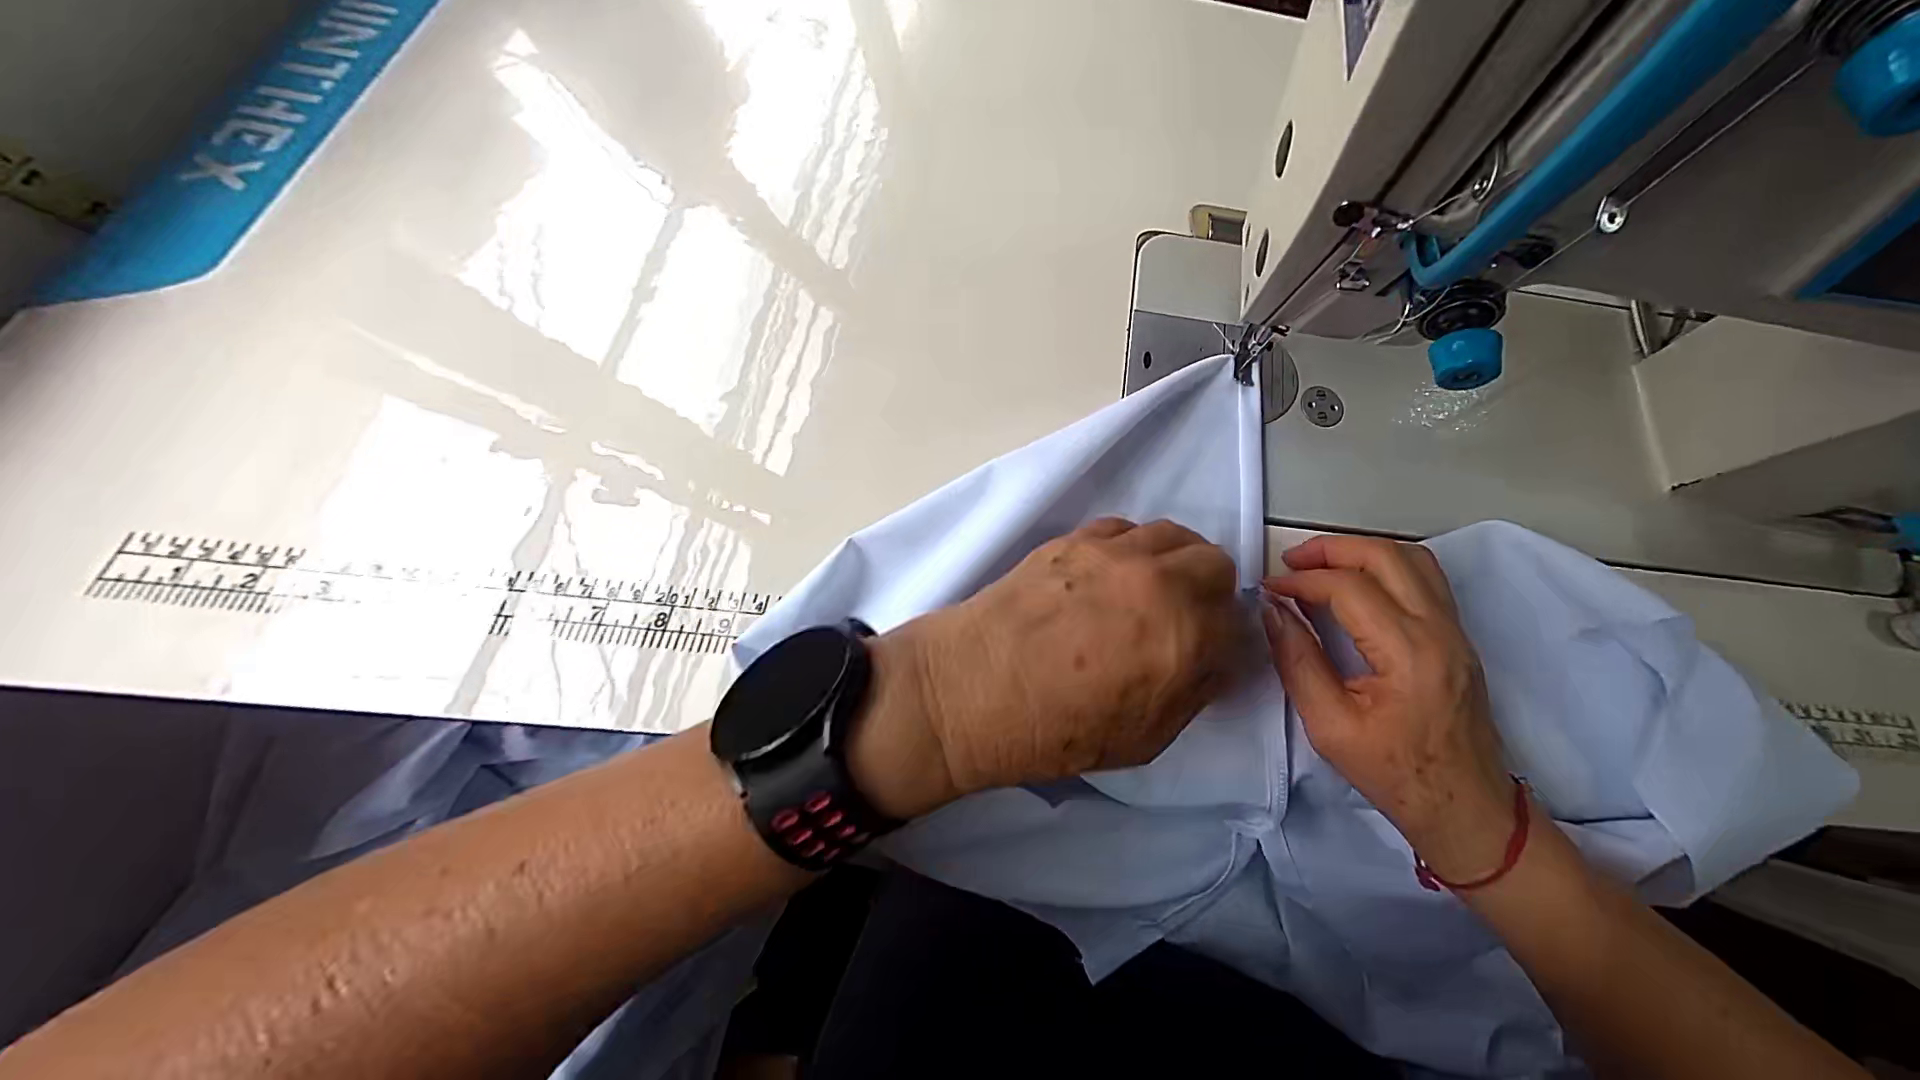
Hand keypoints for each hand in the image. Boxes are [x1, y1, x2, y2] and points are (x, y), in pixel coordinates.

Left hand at [848, 517, 1243, 818]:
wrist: (972, 691)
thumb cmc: (1057, 731)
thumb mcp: (1146, 738)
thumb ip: (1194, 690)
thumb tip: (1214, 658)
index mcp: (1184, 635)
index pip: (1236, 620)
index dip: (1224, 640)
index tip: (1206, 651)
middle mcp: (1155, 581)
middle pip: (1213, 562)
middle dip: (1208, 591)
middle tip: (1183, 617)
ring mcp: (1110, 553)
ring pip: (1171, 534)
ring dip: (1172, 561)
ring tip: (1147, 591)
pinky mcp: (1071, 540)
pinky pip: (1123, 528)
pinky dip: (1130, 548)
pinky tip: (1109, 575)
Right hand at [1261, 535, 1515, 881]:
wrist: (1465, 807)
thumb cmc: (1392, 773)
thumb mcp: (1328, 724)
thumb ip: (1297, 660)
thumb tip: (1273, 611)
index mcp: (1408, 654)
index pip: (1349, 588)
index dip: (1301, 581)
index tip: (1268, 590)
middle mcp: (1440, 630)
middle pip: (1386, 556)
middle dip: (1331, 549)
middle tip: (1290, 561)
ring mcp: (1456, 630)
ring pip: (1412, 559)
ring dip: (1361, 551)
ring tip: (1319, 565)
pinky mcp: (1458, 637)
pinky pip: (1425, 578)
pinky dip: (1384, 567)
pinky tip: (1355, 584)